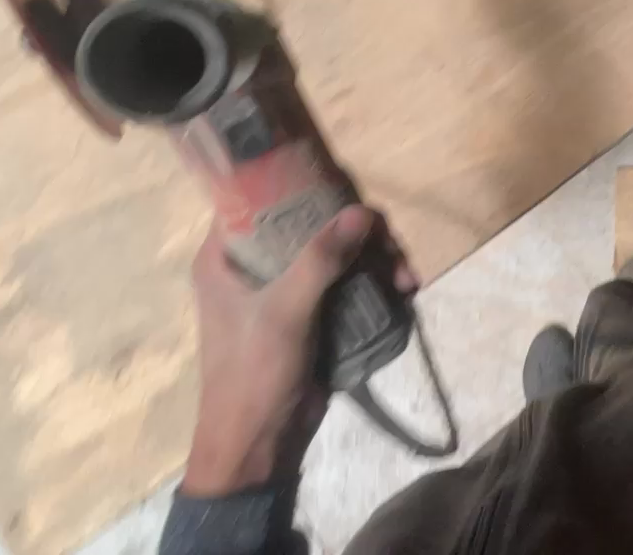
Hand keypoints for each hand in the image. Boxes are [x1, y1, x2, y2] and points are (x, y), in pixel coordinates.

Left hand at [180, 206, 415, 496]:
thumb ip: (320, 260)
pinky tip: (403, 290)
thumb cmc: (253, 375)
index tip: (343, 184)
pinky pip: (349, 276)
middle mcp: (255, 263)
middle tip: (391, 246)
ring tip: (406, 279)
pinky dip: (377, 278)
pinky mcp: (314, 307)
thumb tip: (363, 212)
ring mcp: (287, 285)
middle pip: (314, 222)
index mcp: (226, 258)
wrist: (259, 448)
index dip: (302, 185)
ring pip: (338, 248)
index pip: (261, 199)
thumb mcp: (285, 313)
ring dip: (377, 257)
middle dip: (359, 230)